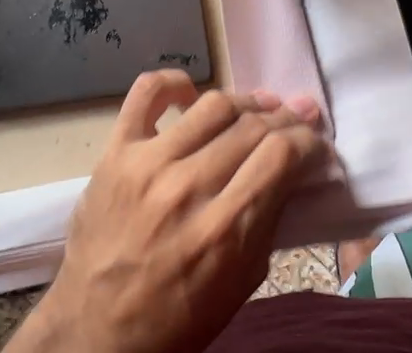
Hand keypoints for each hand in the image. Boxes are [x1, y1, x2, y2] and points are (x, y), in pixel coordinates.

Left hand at [7, 71, 329, 352]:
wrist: (97, 328)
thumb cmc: (177, 317)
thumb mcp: (240, 284)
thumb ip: (266, 221)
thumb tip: (292, 169)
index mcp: (225, 230)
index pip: (280, 155)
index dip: (307, 142)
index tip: (314, 143)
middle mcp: (188, 187)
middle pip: (251, 127)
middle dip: (284, 119)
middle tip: (295, 119)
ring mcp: (148, 163)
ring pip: (212, 105)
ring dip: (245, 100)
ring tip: (258, 106)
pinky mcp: (116, 151)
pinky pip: (146, 93)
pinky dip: (174, 83)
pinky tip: (192, 94)